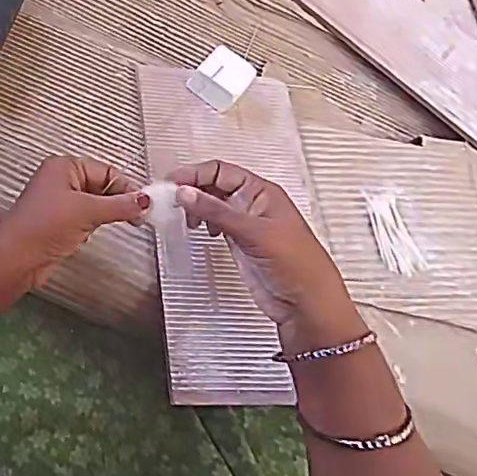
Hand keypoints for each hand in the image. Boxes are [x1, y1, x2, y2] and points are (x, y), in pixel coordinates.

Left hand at [0, 155, 147, 289]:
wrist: (16, 259)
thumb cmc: (42, 226)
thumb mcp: (87, 211)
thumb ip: (120, 205)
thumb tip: (144, 200)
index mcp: (64, 166)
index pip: (107, 170)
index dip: (126, 187)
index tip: (145, 204)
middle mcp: (61, 180)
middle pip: (102, 186)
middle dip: (117, 202)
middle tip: (137, 217)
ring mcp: (59, 201)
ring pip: (95, 205)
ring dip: (103, 216)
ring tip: (103, 225)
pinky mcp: (58, 222)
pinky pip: (85, 219)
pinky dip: (91, 227)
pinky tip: (85, 235)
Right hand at [170, 160, 357, 342]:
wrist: (306, 304)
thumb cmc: (298, 266)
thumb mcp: (253, 232)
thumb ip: (216, 211)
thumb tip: (186, 192)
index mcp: (262, 192)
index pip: (220, 171)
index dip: (194, 174)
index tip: (173, 183)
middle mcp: (252, 204)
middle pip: (214, 184)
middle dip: (191, 188)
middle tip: (170, 198)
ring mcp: (245, 223)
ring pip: (212, 203)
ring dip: (194, 206)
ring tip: (182, 214)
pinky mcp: (239, 241)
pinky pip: (214, 222)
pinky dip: (201, 222)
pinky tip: (198, 228)